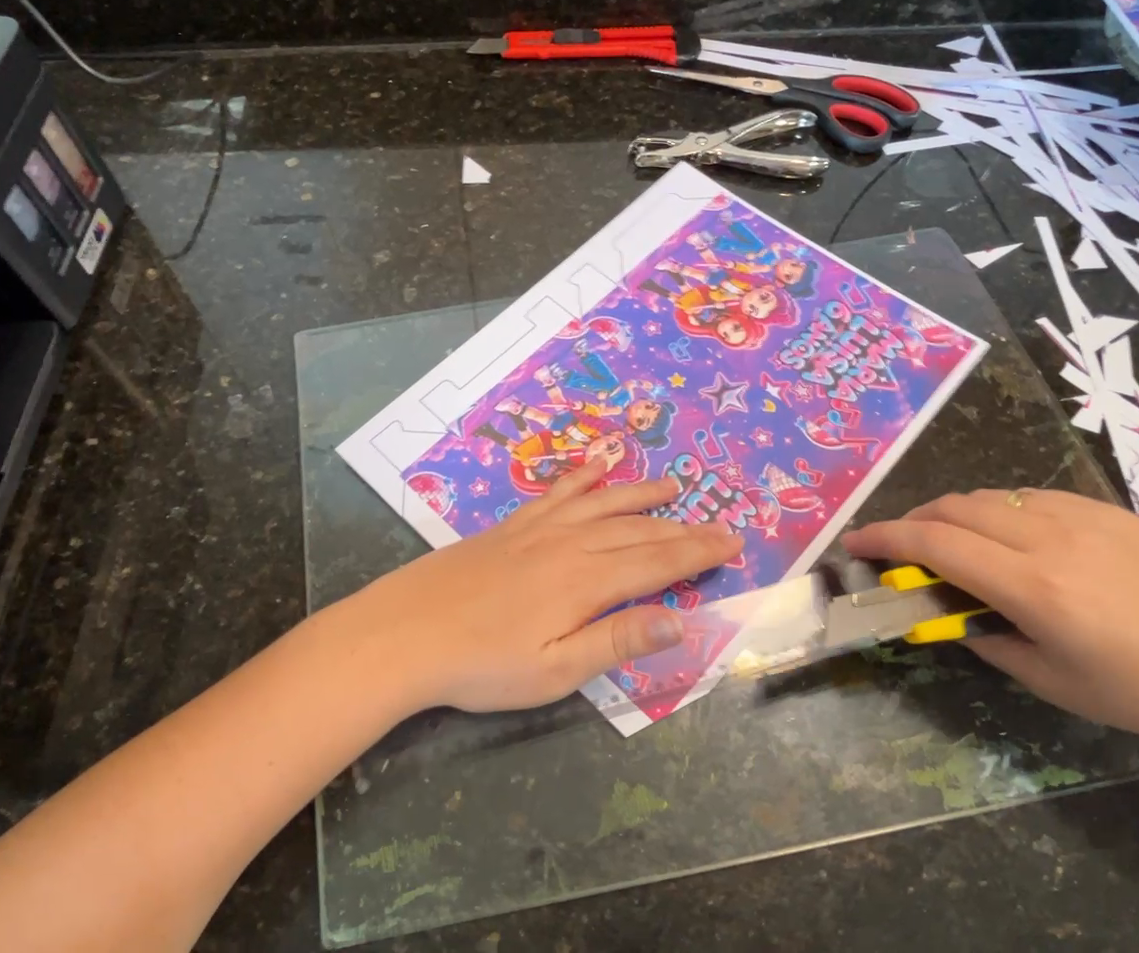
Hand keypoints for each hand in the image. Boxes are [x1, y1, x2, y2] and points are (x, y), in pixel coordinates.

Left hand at [331, 459, 742, 713]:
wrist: (405, 633)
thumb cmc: (482, 664)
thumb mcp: (556, 670)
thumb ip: (618, 641)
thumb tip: (681, 620)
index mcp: (586, 583)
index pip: (657, 564)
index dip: (698, 554)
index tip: (733, 543)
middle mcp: (569, 545)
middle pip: (637, 531)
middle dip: (683, 529)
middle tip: (720, 523)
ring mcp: (536, 530)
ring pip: (602, 505)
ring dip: (641, 495)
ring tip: (673, 485)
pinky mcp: (509, 527)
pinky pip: (555, 494)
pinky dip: (581, 480)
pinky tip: (596, 468)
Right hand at [841, 488, 1138, 758]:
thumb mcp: (1057, 684)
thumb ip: (990, 641)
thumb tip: (951, 616)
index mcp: (1035, 588)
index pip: (935, 544)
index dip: (883, 538)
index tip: (852, 543)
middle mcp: (1051, 539)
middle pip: (955, 507)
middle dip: (912, 521)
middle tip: (894, 548)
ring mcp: (1085, 518)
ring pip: (991, 495)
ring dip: (952, 512)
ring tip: (944, 541)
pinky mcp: (1112, 513)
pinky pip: (1032, 496)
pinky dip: (997, 508)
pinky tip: (1005, 534)